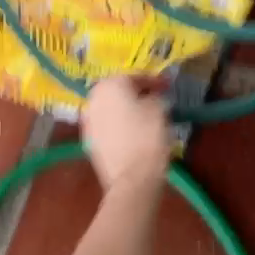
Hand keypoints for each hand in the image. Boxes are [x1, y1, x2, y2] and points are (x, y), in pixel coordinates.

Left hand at [81, 77, 170, 191]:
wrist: (132, 178)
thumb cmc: (148, 135)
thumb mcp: (159, 107)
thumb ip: (153, 94)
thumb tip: (150, 96)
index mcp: (111, 85)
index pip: (135, 76)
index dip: (153, 81)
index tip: (166, 86)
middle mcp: (94, 99)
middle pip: (117, 89)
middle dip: (134, 92)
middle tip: (153, 97)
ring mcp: (88, 122)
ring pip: (109, 107)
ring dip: (124, 107)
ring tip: (143, 114)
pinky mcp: (89, 142)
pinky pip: (106, 124)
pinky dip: (117, 123)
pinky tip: (132, 130)